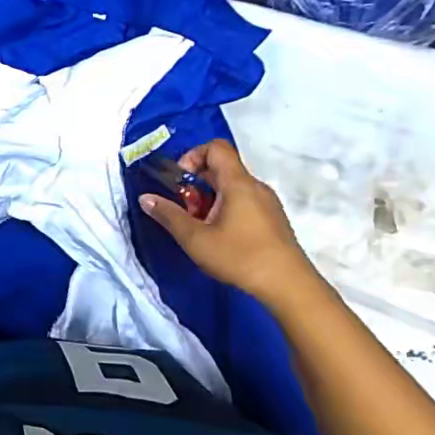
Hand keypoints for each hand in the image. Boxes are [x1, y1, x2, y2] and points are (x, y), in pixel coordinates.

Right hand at [138, 139, 317, 303]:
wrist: (288, 285)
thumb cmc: (239, 256)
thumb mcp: (195, 238)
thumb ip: (168, 215)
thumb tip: (145, 198)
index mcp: (238, 183)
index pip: (216, 148)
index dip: (193, 155)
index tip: (179, 180)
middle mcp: (255, 187)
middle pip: (222, 168)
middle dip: (196, 182)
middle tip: (182, 206)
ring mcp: (267, 203)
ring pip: (232, 187)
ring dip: (209, 197)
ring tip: (198, 224)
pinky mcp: (272, 219)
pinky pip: (244, 201)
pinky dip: (225, 208)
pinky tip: (218, 235)